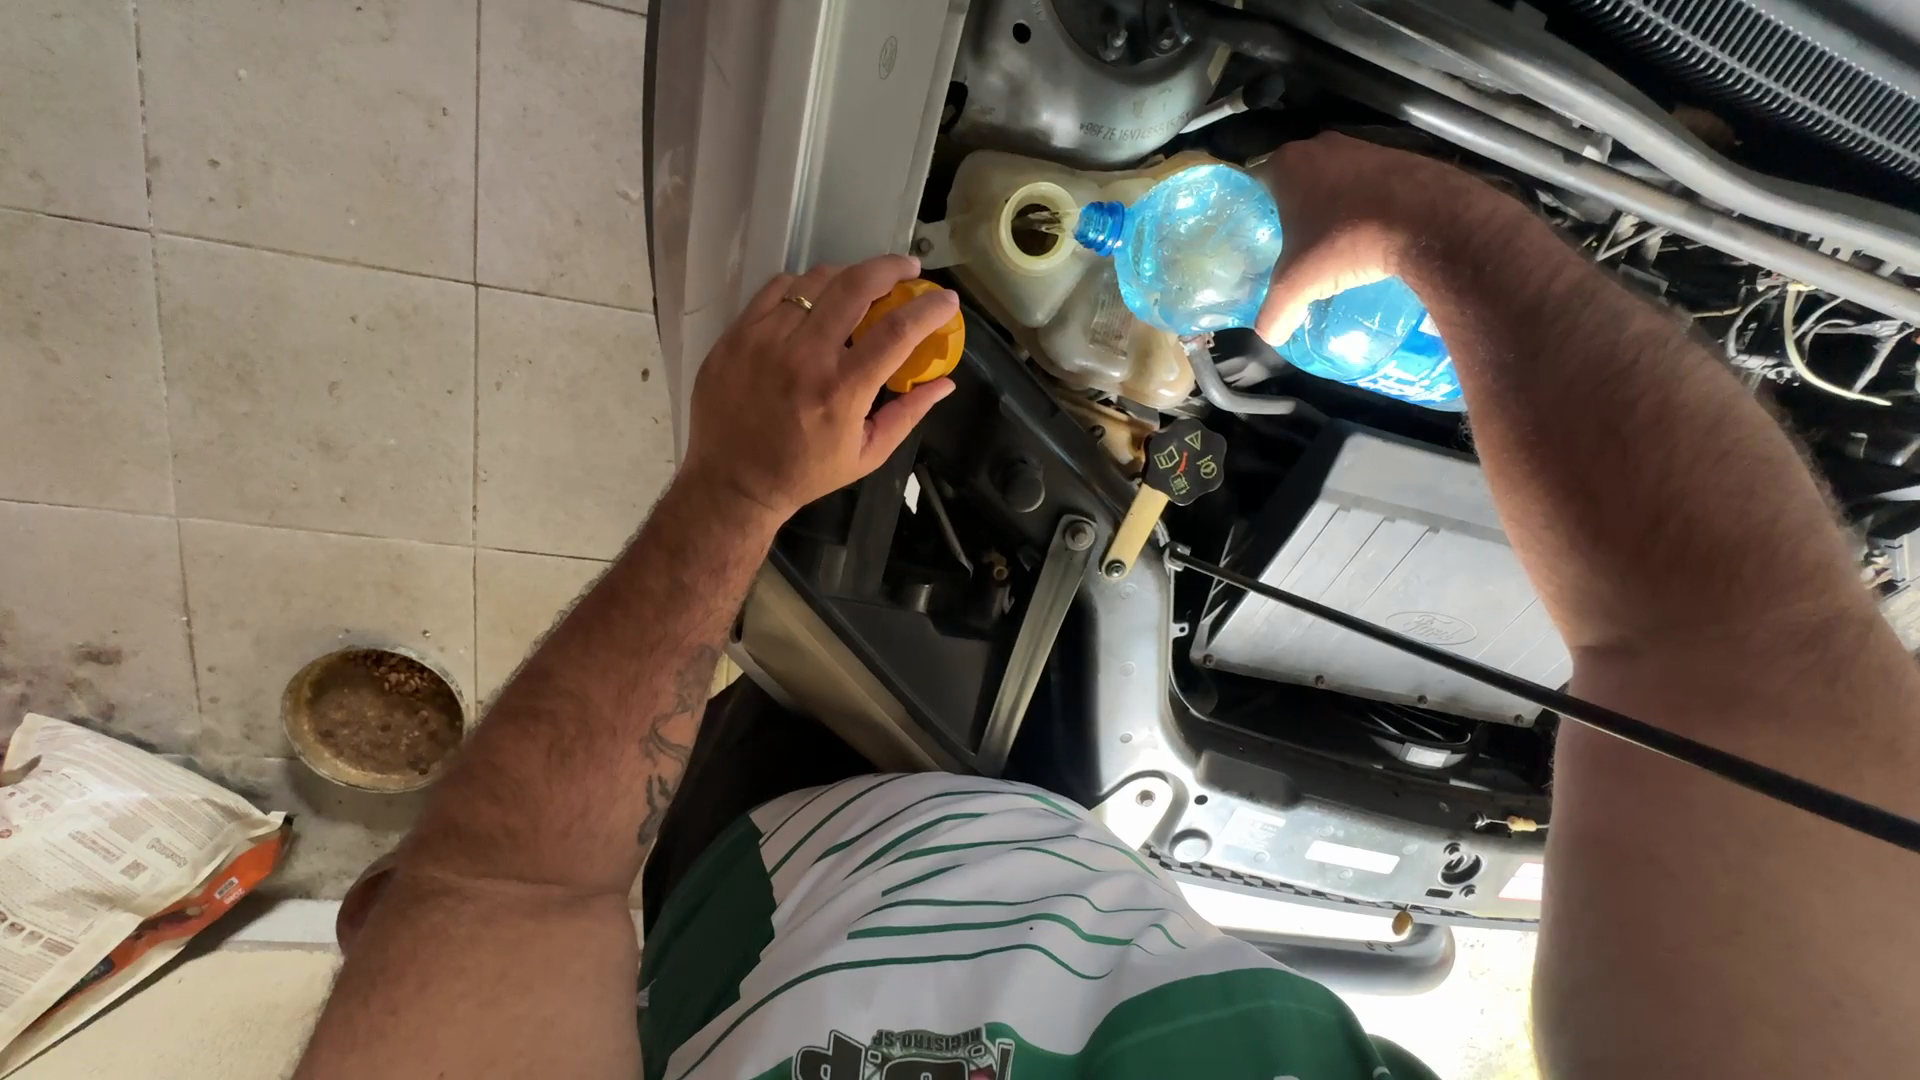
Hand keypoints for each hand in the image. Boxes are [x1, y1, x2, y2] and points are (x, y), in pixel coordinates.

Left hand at [679, 254, 959, 519]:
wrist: (732, 482)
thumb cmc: (806, 473)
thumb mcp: (867, 454)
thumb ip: (907, 414)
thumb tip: (945, 383)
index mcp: (841, 391)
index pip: (896, 332)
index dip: (929, 309)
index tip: (946, 299)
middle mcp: (803, 357)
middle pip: (855, 286)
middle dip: (891, 268)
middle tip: (908, 269)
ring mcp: (764, 340)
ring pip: (815, 281)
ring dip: (848, 276)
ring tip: (862, 286)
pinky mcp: (736, 335)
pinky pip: (777, 289)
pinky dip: (805, 287)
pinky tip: (816, 300)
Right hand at [1254, 133, 1502, 343]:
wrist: (1430, 220)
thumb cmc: (1346, 242)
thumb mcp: (1298, 285)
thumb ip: (1275, 313)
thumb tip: (1269, 335)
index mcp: (1286, 165)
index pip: (1252, 188)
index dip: (1250, 217)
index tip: (1253, 243)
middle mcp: (1320, 147)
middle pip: (1291, 187)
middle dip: (1288, 217)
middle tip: (1284, 250)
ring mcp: (1362, 148)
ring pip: (1330, 185)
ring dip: (1327, 212)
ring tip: (1324, 249)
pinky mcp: (1398, 158)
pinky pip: (1365, 188)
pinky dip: (1360, 209)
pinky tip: (1363, 240)